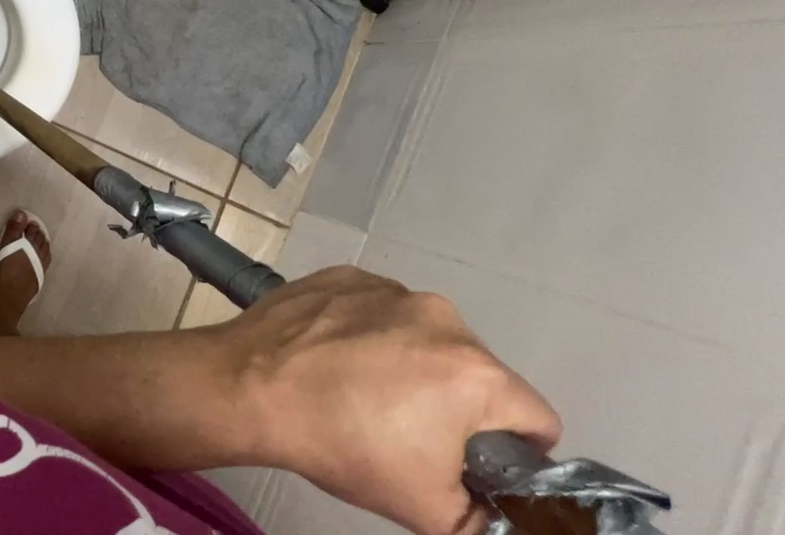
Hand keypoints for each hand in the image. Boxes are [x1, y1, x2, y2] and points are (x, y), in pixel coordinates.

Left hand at [206, 266, 560, 534]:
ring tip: (361, 390)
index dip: (512, 450)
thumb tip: (501, 515)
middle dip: (455, 403)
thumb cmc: (340, 442)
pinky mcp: (344, 275)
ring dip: (409, 362)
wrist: (248, 384)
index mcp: (476, 370)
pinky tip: (334, 356)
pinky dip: (367, 331)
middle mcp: (441, 316)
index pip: (536, 419)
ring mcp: (387, 288)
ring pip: (424, 336)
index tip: (469, 460)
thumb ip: (486, 521)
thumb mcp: (429, 509)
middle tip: (405, 428)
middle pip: (478, 372)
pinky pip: (377, 309)